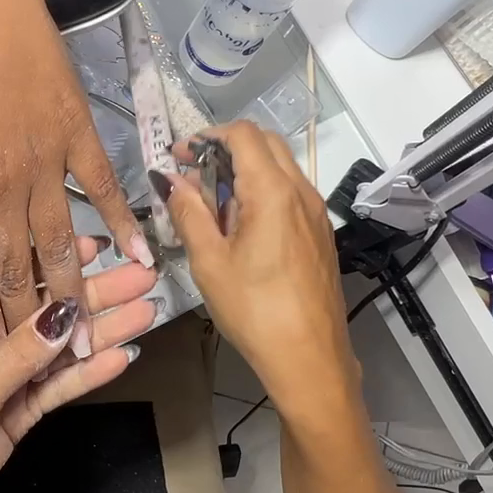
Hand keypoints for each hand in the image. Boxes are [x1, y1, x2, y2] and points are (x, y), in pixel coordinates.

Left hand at [0, 0, 149, 361]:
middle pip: (17, 272)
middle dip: (30, 326)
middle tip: (48, 368)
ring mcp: (42, 162)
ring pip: (61, 243)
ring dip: (76, 294)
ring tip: (91, 336)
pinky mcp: (77, 134)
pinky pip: (103, 188)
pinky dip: (123, 223)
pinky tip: (142, 255)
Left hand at [0, 237, 157, 492]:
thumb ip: (20, 354)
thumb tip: (67, 311)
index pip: (13, 282)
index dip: (56, 263)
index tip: (102, 248)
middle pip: (45, 313)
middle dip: (92, 297)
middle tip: (143, 280)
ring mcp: (5, 376)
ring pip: (58, 349)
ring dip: (100, 333)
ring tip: (147, 314)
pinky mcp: (19, 408)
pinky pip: (57, 385)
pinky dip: (87, 374)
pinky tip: (121, 358)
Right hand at [155, 121, 358, 398]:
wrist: (308, 357)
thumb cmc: (253, 310)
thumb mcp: (209, 262)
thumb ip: (189, 213)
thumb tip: (172, 180)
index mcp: (274, 192)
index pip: (244, 135)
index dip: (207, 136)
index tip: (180, 156)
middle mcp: (302, 192)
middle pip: (266, 145)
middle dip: (225, 149)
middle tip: (192, 177)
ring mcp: (316, 213)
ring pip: (280, 169)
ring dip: (244, 173)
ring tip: (211, 206)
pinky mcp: (319, 234)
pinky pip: (289, 195)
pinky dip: (261, 193)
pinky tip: (239, 228)